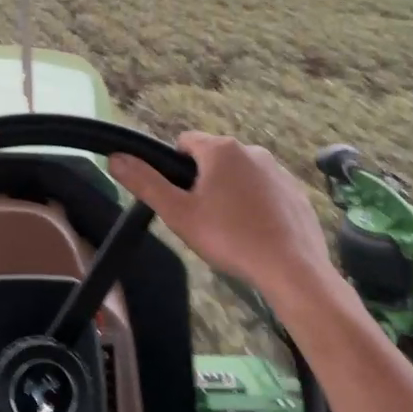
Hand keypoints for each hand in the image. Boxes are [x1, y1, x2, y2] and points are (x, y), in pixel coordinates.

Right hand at [107, 132, 331, 292]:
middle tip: (201, 220)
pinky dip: (257, 206)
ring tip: (230, 232)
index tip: (179, 199)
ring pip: (241, 176)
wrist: (291, 268)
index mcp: (221, 150)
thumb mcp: (178, 213)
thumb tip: (116, 157)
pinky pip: (266, 192)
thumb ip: (145, 183)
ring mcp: (279, 171)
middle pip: (214, 160)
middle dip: (203, 183)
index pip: (185, 142)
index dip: (174, 169)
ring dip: (230, 194)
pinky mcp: (296, 192)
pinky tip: (257, 235)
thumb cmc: (229, 237)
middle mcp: (252, 150)